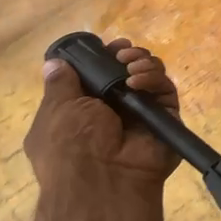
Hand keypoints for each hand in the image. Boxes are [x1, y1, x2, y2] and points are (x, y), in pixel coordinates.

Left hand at [26, 38, 181, 191]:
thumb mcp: (56, 111)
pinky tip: (139, 82)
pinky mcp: (166, 113)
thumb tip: (54, 63)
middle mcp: (113, 107)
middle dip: (128, 57)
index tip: (108, 46)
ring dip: (143, 64)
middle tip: (123, 53)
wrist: (103, 174)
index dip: (104, 57)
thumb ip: (61, 85)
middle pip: (128, 71)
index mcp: (81, 108)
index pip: (97, 75)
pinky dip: (154, 80)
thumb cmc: (68, 143)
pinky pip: (166, 89)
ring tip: (132, 67)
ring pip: (150, 76)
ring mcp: (142, 110)